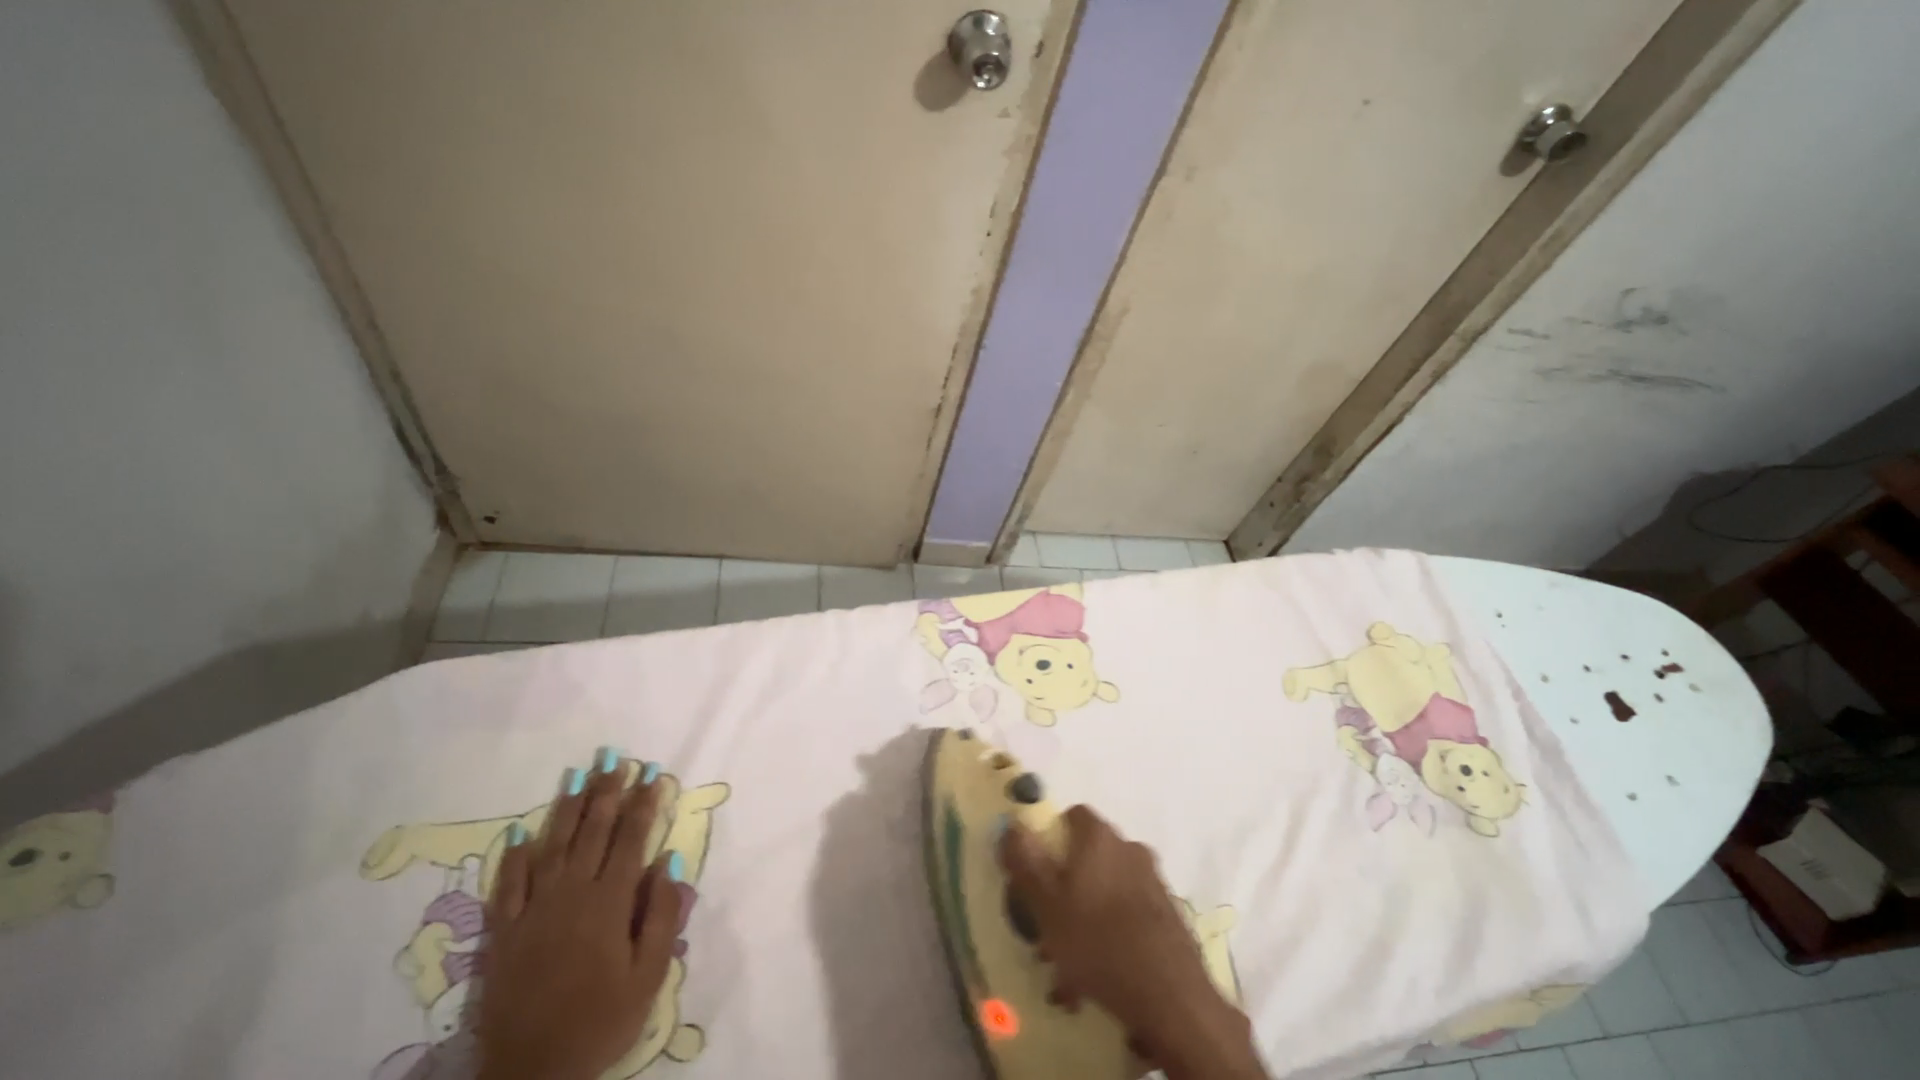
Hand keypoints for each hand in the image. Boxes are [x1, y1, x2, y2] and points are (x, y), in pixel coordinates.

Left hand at [477, 755, 683, 1079]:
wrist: (533, 1069)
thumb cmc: (602, 1021)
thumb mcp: (649, 975)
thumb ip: (660, 915)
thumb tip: (669, 861)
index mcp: (609, 903)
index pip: (631, 840)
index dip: (644, 804)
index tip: (654, 774)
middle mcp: (571, 894)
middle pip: (592, 832)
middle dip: (608, 793)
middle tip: (616, 759)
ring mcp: (533, 909)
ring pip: (553, 846)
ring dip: (567, 809)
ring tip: (578, 776)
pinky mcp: (504, 930)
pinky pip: (508, 883)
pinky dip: (515, 855)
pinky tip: (523, 833)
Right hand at [999, 806, 1267, 1079]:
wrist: (1169, 995)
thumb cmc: (1096, 942)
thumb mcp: (1045, 903)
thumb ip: (1026, 860)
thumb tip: (1012, 823)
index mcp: (1100, 839)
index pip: (1071, 816)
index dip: (1050, 838)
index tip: (1035, 872)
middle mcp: (1131, 849)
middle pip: (1089, 857)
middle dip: (1065, 888)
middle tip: (1047, 927)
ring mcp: (1154, 882)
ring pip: (1107, 891)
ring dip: (1085, 918)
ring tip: (1068, 965)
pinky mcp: (1168, 914)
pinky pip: (1127, 916)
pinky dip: (1110, 936)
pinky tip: (1097, 974)